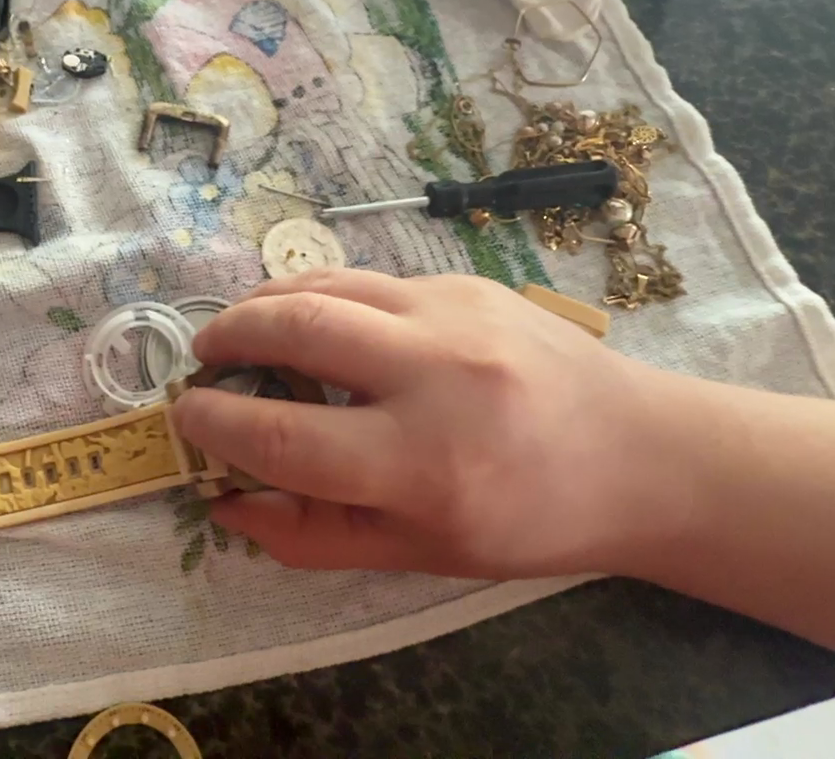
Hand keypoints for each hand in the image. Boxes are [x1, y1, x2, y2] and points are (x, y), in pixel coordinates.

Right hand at [170, 268, 688, 579]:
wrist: (645, 453)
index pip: (286, 437)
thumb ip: (312, 536)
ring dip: (261, 304)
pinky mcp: (461, 281)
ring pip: (322, 285)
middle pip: (295, 328)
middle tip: (203, 357)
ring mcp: (452, 312)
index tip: (189, 417)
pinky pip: (362, 280)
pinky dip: (313, 296)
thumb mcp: (420, 554)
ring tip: (239, 331)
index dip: (219, 426)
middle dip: (228, 337)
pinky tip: (307, 320)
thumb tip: (228, 504)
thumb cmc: (528, 520)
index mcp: (426, 465)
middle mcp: (436, 374)